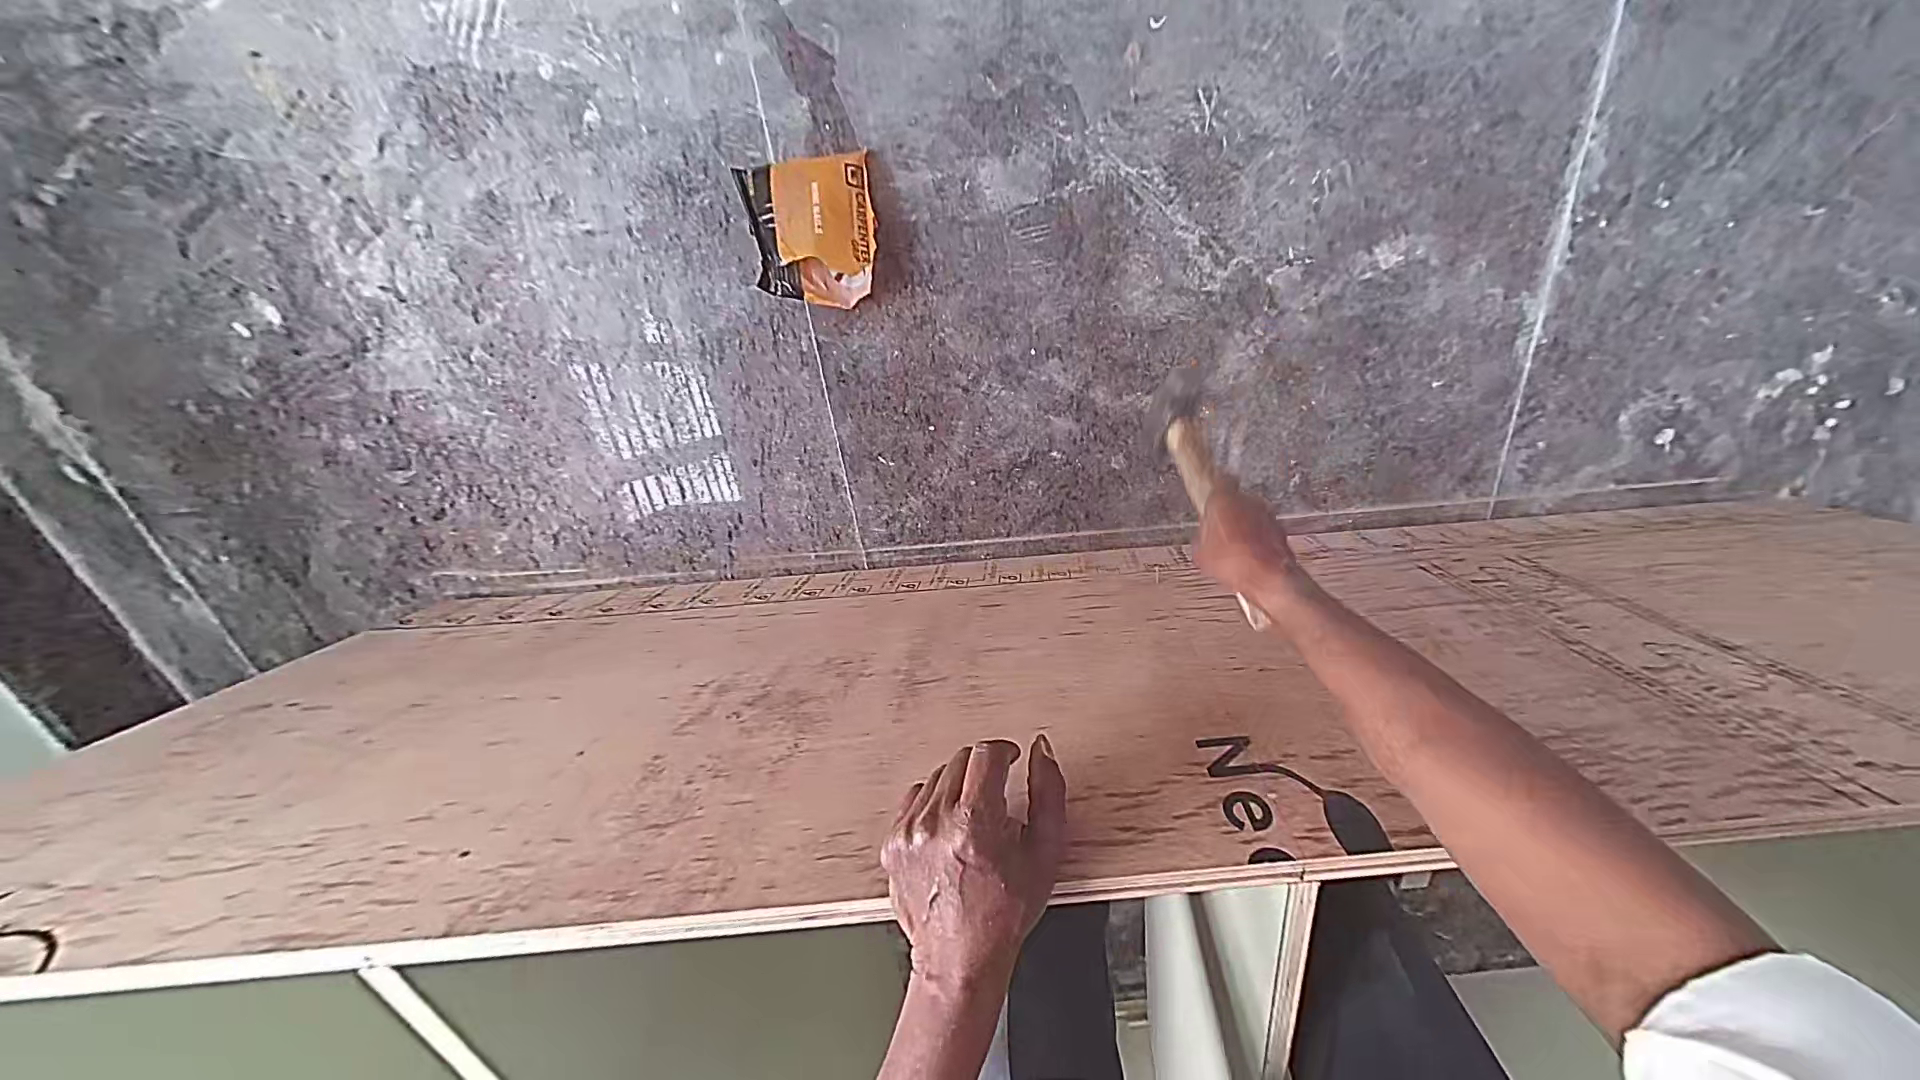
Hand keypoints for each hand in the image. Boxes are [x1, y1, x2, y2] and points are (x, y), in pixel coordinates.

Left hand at [882, 735, 1067, 987]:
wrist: (959, 958)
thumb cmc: (1004, 912)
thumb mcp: (1044, 853)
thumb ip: (1048, 792)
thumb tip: (1041, 751)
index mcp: (974, 822)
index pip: (986, 753)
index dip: (1004, 751)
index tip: (1010, 758)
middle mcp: (936, 822)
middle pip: (961, 760)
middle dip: (983, 769)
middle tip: (995, 793)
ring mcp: (909, 832)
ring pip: (938, 777)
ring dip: (958, 786)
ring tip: (973, 818)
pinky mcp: (893, 842)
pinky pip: (915, 797)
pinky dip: (934, 803)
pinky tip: (949, 827)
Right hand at [1195, 478, 1300, 601]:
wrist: (1268, 579)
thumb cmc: (1236, 562)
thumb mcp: (1202, 553)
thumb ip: (1202, 537)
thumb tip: (1204, 539)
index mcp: (1223, 499)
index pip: (1219, 481)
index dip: (1214, 489)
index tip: (1211, 496)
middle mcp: (1248, 501)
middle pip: (1236, 500)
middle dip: (1229, 514)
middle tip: (1219, 531)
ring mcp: (1267, 514)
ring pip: (1251, 515)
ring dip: (1244, 527)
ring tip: (1234, 549)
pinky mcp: (1280, 530)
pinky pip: (1263, 530)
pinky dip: (1258, 540)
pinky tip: (1249, 557)